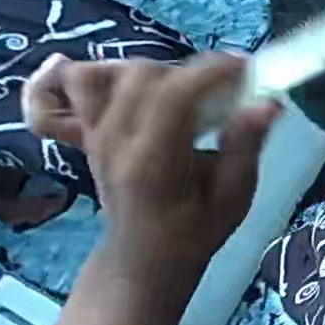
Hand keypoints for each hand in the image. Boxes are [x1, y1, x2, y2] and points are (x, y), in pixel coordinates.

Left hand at [23, 53, 280, 281]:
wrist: (144, 257)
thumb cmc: (197, 230)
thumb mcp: (235, 196)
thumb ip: (246, 145)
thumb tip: (268, 102)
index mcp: (154, 162)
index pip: (172, 96)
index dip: (210, 71)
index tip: (246, 67)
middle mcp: (114, 142)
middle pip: (139, 77)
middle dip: (187, 71)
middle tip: (221, 88)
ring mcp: (92, 137)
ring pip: (98, 76)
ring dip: (142, 70)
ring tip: (176, 86)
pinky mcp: (84, 134)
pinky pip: (55, 94)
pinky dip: (63, 77)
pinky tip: (81, 69)